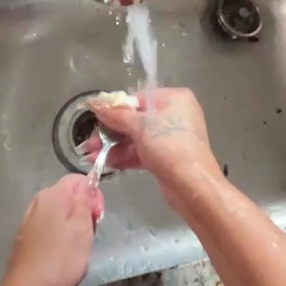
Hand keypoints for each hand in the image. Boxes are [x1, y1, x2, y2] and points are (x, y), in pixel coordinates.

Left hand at [0, 174, 99, 285]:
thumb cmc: (59, 263)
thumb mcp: (82, 229)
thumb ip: (85, 201)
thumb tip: (87, 183)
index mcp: (50, 195)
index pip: (77, 179)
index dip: (93, 194)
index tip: (99, 217)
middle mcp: (37, 203)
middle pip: (69, 196)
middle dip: (84, 212)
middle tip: (90, 236)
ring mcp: (30, 223)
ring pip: (61, 215)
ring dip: (74, 228)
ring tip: (78, 251)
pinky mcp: (27, 241)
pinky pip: (51, 230)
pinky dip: (62, 240)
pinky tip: (64, 259)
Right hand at [89, 89, 219, 195]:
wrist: (194, 187)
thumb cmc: (170, 147)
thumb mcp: (141, 128)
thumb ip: (117, 115)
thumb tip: (94, 103)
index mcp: (175, 99)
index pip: (140, 98)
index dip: (118, 109)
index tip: (98, 119)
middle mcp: (174, 114)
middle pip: (137, 119)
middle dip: (112, 131)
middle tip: (90, 141)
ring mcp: (171, 138)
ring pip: (137, 138)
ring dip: (115, 146)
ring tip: (91, 154)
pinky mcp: (167, 157)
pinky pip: (142, 152)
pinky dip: (126, 156)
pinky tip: (105, 162)